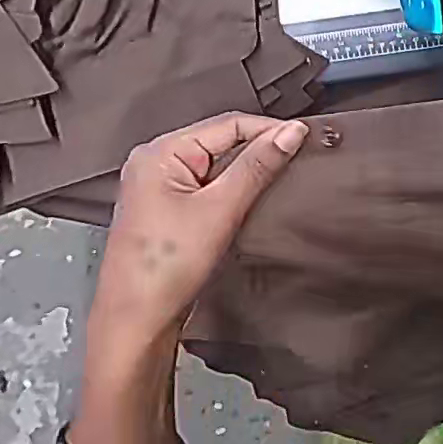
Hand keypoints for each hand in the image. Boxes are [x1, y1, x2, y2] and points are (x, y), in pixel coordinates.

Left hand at [91, 113, 308, 339]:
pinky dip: (235, 187)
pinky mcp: (170, 208)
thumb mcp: (220, 209)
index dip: (269, 129)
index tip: (305, 138)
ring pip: (218, 163)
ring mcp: (161, 186)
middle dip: (261, 147)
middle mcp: (156, 162)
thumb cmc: (165, 267)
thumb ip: (257, 166)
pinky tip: (255, 197)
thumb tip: (290, 133)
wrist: (138, 319)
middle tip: (300, 157)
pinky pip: (210, 184)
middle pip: (222, 140)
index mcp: (160, 152)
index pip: (228, 124)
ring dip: (250, 168)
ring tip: (283, 176)